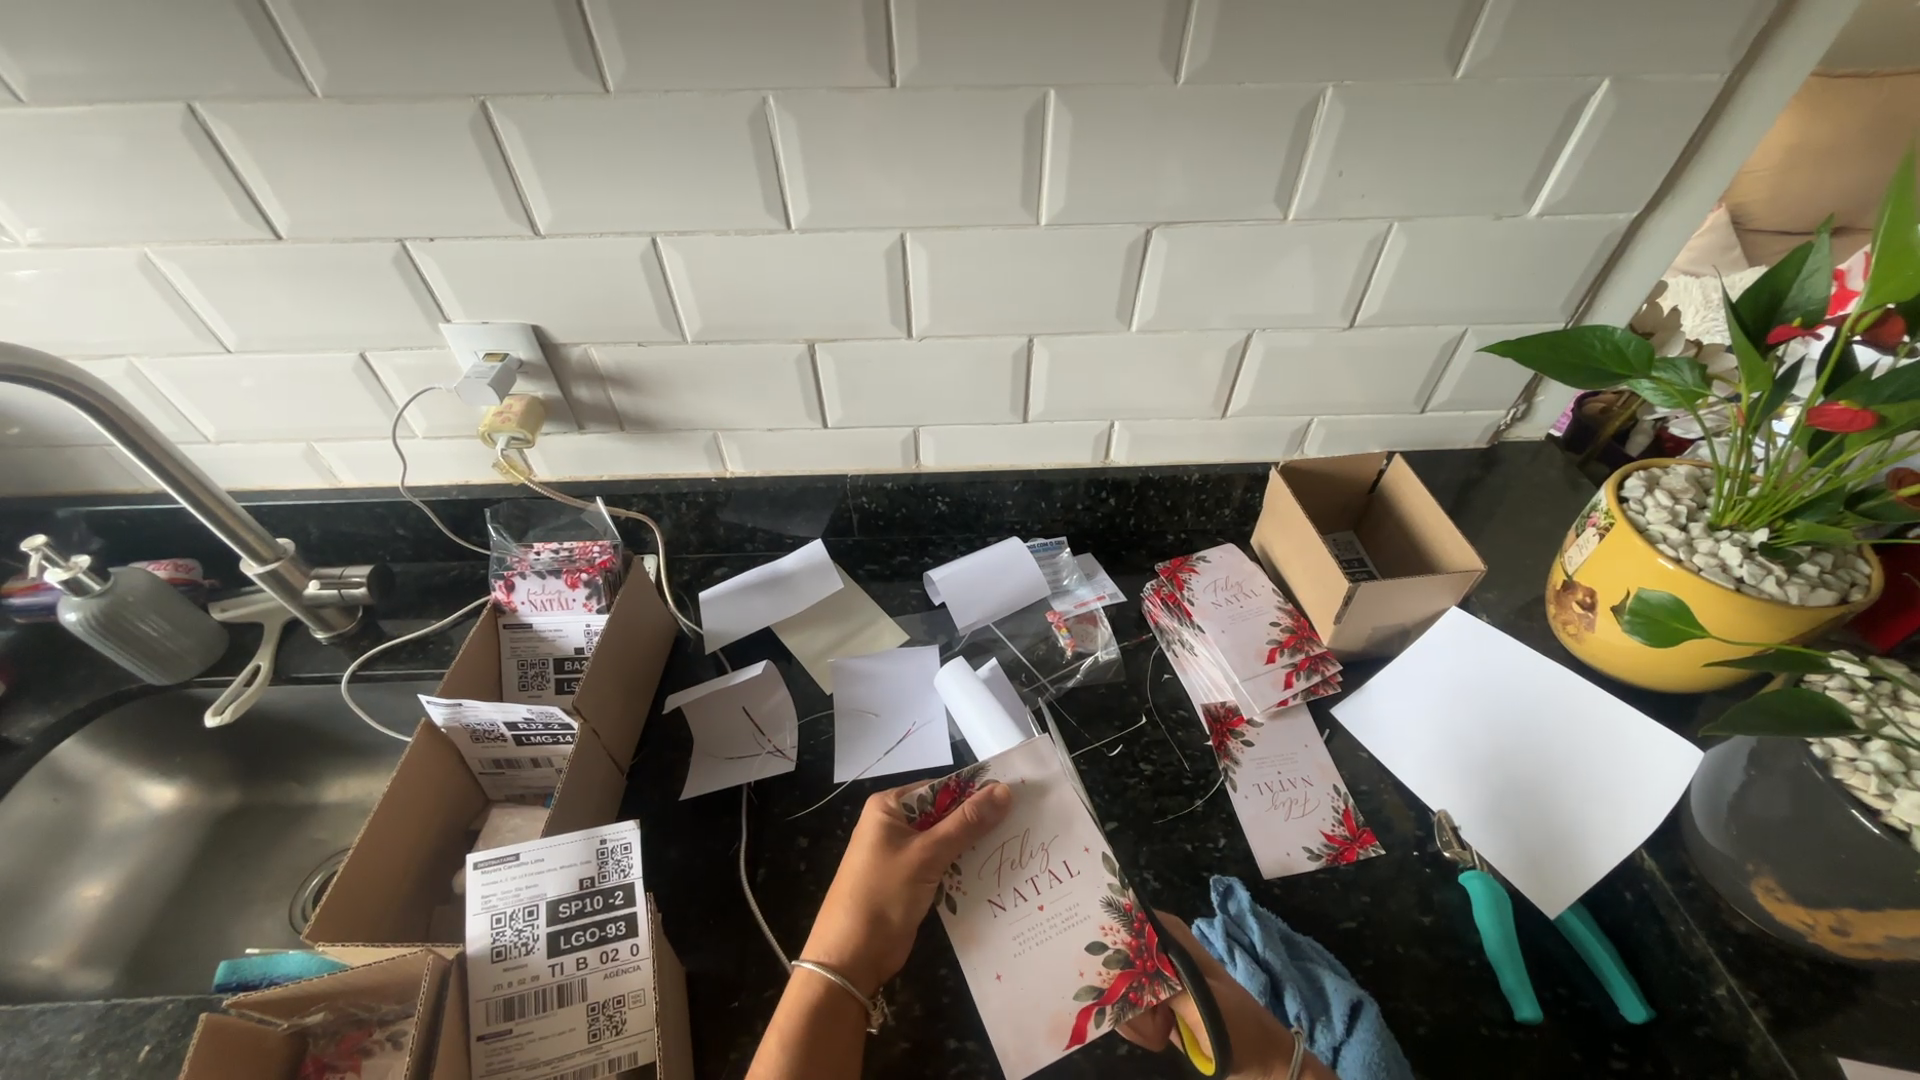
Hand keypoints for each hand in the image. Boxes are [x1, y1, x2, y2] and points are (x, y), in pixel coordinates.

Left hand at [799, 779, 1012, 995]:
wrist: (851, 958)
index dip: (975, 792)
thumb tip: (1004, 789)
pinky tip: (994, 871)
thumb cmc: (882, 895)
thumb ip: (966, 823)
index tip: (1015, 796)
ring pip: (947, 841)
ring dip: (974, 846)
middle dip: (977, 821)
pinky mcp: (911, 881)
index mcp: (889, 806)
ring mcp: (902, 854)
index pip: (941, 788)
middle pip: (945, 814)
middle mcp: (895, 824)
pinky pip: (943, 865)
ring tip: (1017, 845)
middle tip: (1023, 822)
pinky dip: (964, 868)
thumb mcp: (927, 854)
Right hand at [1118, 912, 1331, 1079]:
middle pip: (1114, 957)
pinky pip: (1128, 1006)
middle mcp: (1160, 951)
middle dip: (1117, 989)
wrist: (1265, 1065)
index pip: (1129, 921)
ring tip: (1158, 1033)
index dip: (1110, 938)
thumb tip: (1128, 967)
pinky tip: (1155, 1037)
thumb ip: (1164, 983)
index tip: (1105, 967)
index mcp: (1172, 938)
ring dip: (1129, 1014)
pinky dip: (1135, 1024)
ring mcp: (1156, 978)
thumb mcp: (1203, 1005)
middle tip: (1139, 1013)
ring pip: (1117, 986)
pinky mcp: (1156, 1002)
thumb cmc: (1240, 1030)